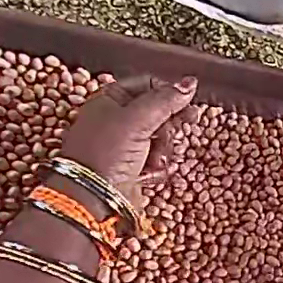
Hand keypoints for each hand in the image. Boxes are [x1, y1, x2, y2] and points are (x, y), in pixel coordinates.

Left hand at [58, 75, 197, 188]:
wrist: (93, 198)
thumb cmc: (105, 153)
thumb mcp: (137, 119)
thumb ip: (166, 100)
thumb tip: (189, 84)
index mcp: (111, 99)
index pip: (148, 85)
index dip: (169, 92)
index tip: (187, 102)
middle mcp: (117, 120)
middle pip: (158, 113)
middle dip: (169, 125)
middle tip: (184, 125)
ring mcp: (125, 146)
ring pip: (161, 139)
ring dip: (164, 150)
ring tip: (156, 158)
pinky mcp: (133, 168)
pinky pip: (157, 161)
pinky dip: (158, 168)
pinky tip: (150, 172)